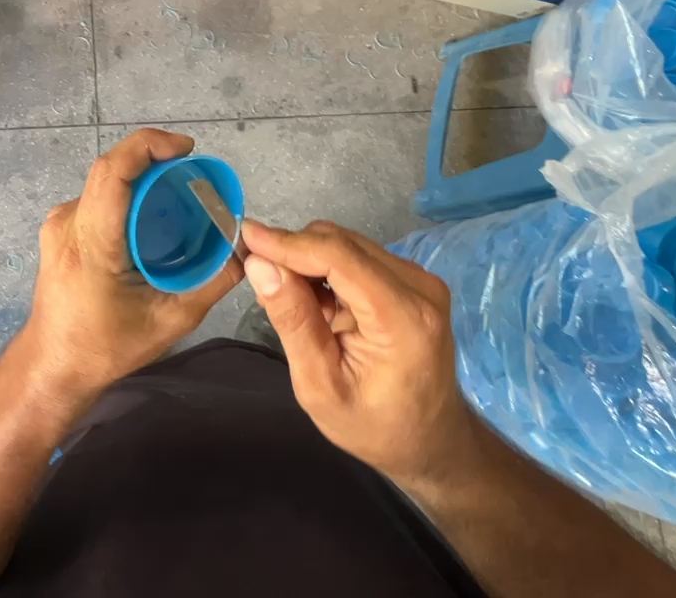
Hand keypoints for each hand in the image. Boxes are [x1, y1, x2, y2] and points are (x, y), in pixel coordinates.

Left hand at [18, 128, 243, 395]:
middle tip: (193, 175)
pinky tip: (151, 216)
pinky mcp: (60, 228)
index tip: (186, 149)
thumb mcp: (170, 321)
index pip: (113, 172)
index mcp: (92, 242)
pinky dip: (127, 195)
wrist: (53, 365)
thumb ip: (212, 283)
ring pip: (105, 181)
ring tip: (177, 195)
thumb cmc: (107, 346)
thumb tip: (245, 250)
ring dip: (142, 179)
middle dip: (155, 159)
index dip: (148, 146)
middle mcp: (69, 222)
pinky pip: (98, 196)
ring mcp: (59, 222)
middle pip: (111, 170)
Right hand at [240, 219, 480, 485]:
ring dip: (308, 262)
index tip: (245, 236)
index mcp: (402, 318)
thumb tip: (258, 264)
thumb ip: (293, 321)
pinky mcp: (412, 279)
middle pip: (341, 244)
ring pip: (346, 244)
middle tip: (259, 280)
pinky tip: (314, 302)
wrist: (429, 441)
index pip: (338, 257)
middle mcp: (418, 287)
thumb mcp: (320, 386)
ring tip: (288, 301)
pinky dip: (326, 270)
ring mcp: (419, 279)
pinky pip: (357, 256)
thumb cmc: (374, 426)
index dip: (288, 243)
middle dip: (293, 252)